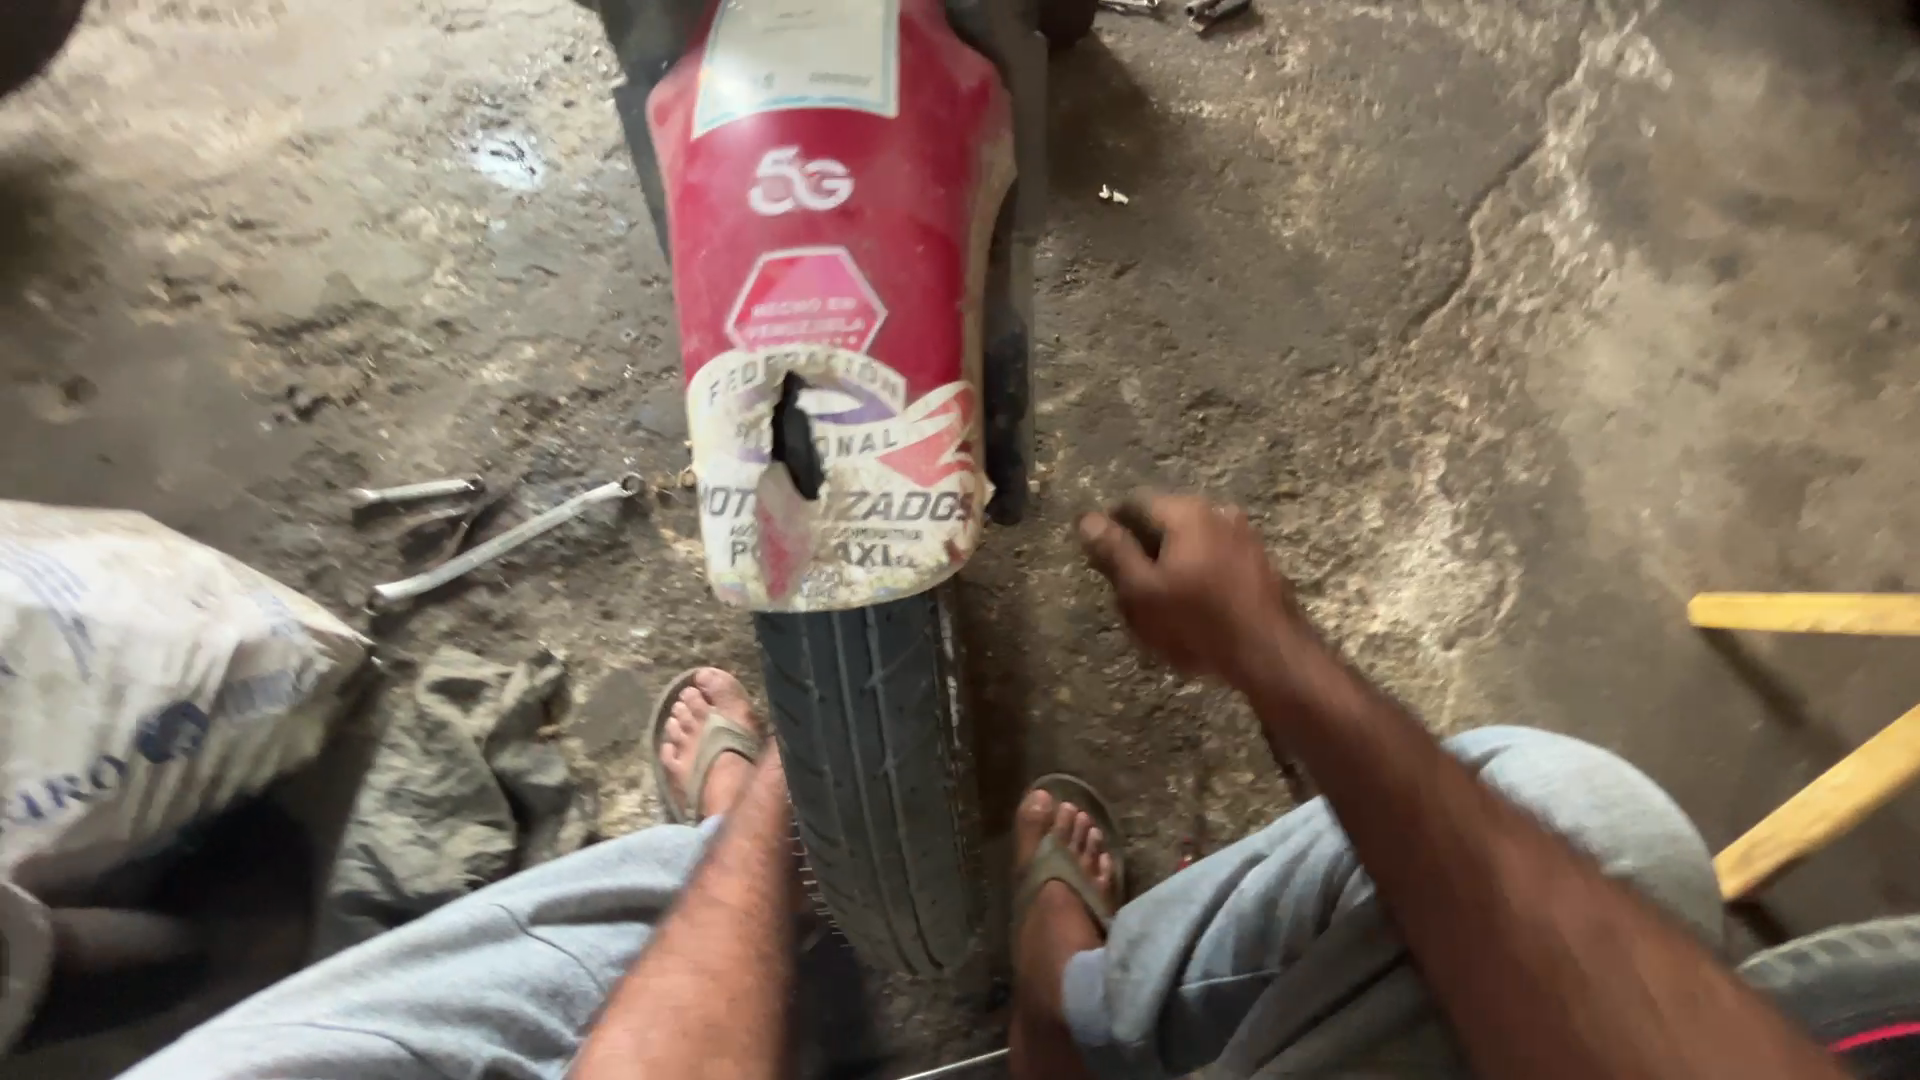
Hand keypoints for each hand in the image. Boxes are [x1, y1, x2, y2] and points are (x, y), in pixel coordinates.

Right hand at [1077, 495, 1306, 686]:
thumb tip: (1087, 518)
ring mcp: (1244, 536)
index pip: (1134, 502)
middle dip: (1142, 549)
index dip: (1111, 527)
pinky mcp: (1258, 563)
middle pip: (1164, 522)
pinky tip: (1193, 608)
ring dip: (1170, 564)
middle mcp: (1218, 512)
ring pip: (1190, 542)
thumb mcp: (1141, 590)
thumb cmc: (1196, 622)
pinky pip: (1214, 559)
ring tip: (1160, 605)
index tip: (1102, 559)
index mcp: (1186, 511)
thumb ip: (1112, 551)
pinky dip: (1197, 575)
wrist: (1270, 655)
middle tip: (1128, 589)